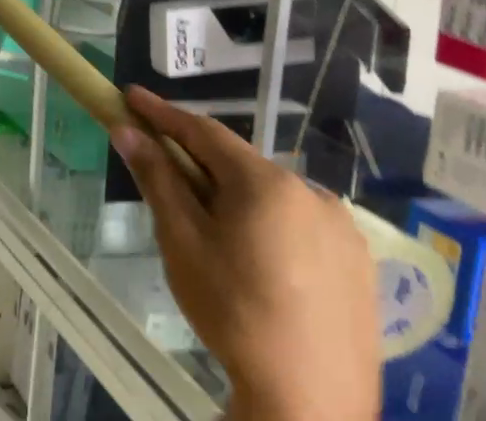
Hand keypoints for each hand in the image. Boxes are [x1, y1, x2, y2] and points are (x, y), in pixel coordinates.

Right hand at [111, 87, 378, 420]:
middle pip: (239, 162)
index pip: (204, 131)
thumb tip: (127, 130)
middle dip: (195, 159)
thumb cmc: (231, 307)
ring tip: (201, 221)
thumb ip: (157, 178)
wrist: (311, 393)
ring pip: (270, 193)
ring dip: (230, 191)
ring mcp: (343, 229)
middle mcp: (313, 194)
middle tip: (156, 166)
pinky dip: (263, 218)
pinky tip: (247, 251)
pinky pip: (297, 221)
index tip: (128, 95)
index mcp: (267, 184)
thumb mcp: (180, 238)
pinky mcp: (358, 261)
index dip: (162, 112)